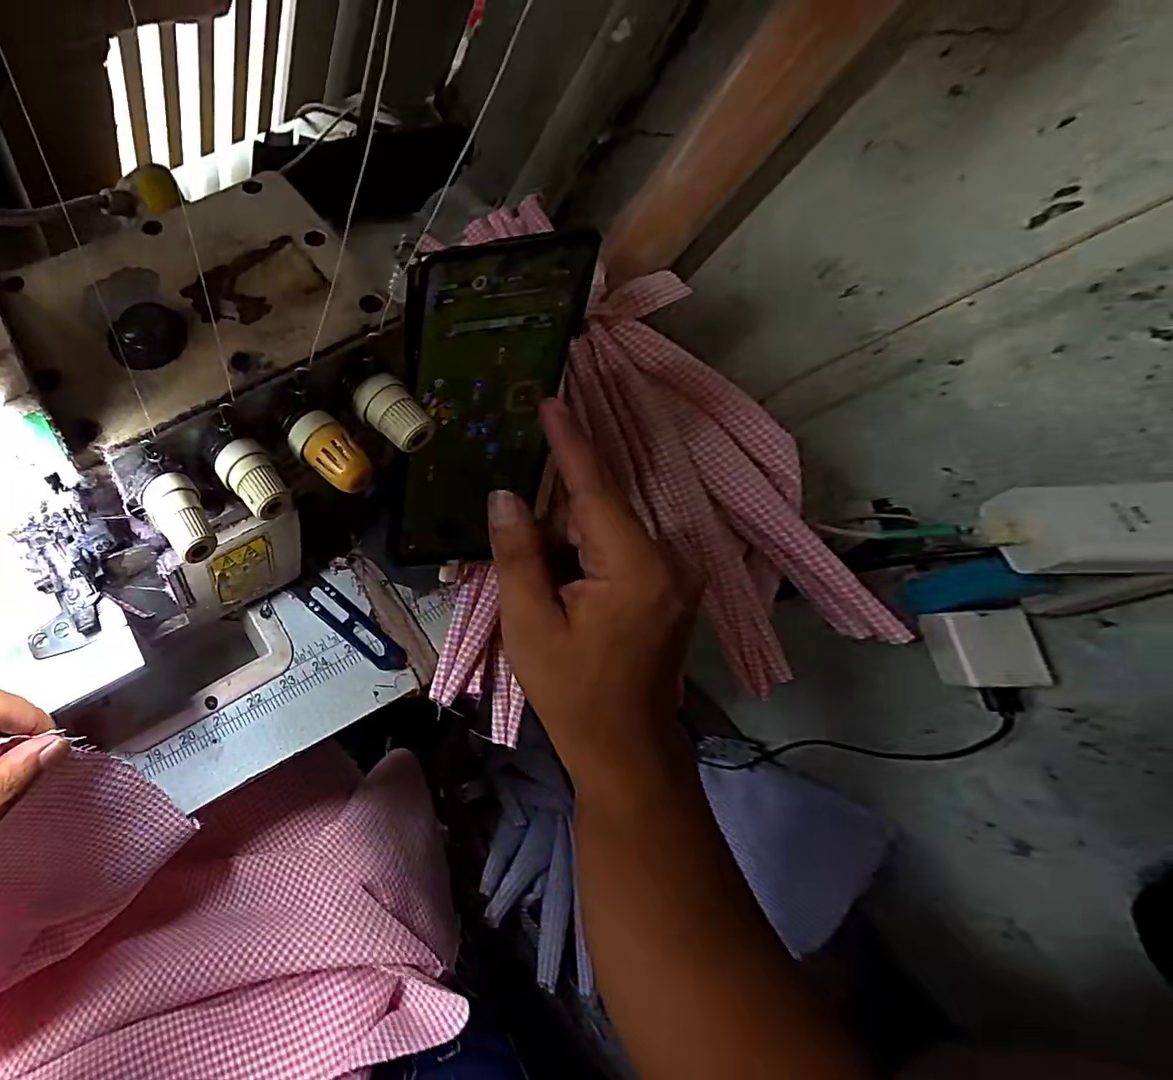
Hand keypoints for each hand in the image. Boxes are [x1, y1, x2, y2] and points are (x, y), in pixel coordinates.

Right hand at [487, 399, 699, 786]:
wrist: (624, 744)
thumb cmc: (571, 689)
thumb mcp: (529, 622)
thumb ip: (517, 553)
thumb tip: (503, 496)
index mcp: (638, 565)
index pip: (595, 487)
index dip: (569, 442)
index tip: (549, 400)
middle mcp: (668, 558)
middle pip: (597, 508)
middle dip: (550, 511)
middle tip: (517, 537)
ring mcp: (672, 573)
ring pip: (602, 529)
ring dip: (560, 537)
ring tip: (532, 582)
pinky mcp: (665, 586)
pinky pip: (613, 548)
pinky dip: (576, 552)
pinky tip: (552, 582)